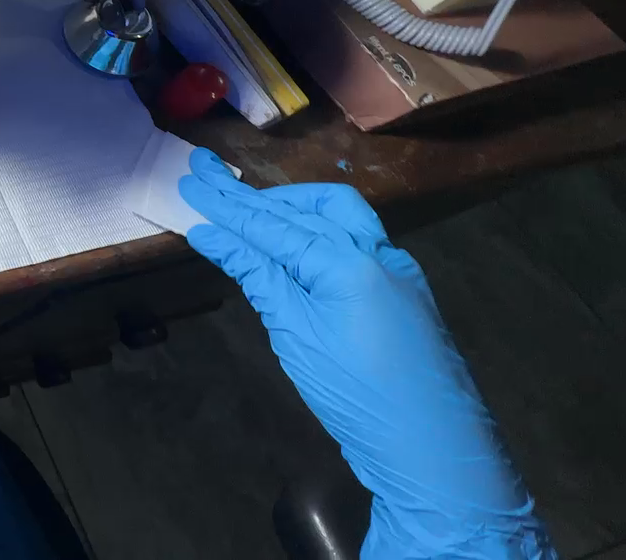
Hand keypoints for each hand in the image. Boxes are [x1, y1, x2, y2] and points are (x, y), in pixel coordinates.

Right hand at [179, 150, 552, 558]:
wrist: (439, 456)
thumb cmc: (356, 392)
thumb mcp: (293, 332)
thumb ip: (253, 273)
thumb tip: (205, 232)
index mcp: (346, 262)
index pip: (268, 224)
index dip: (223, 203)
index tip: (186, 180)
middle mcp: (375, 252)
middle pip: (297, 209)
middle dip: (246, 192)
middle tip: (204, 169)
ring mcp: (394, 268)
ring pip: (335, 211)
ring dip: (286, 201)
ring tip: (247, 199)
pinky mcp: (401, 287)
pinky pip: (355, 233)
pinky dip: (315, 222)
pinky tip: (295, 233)